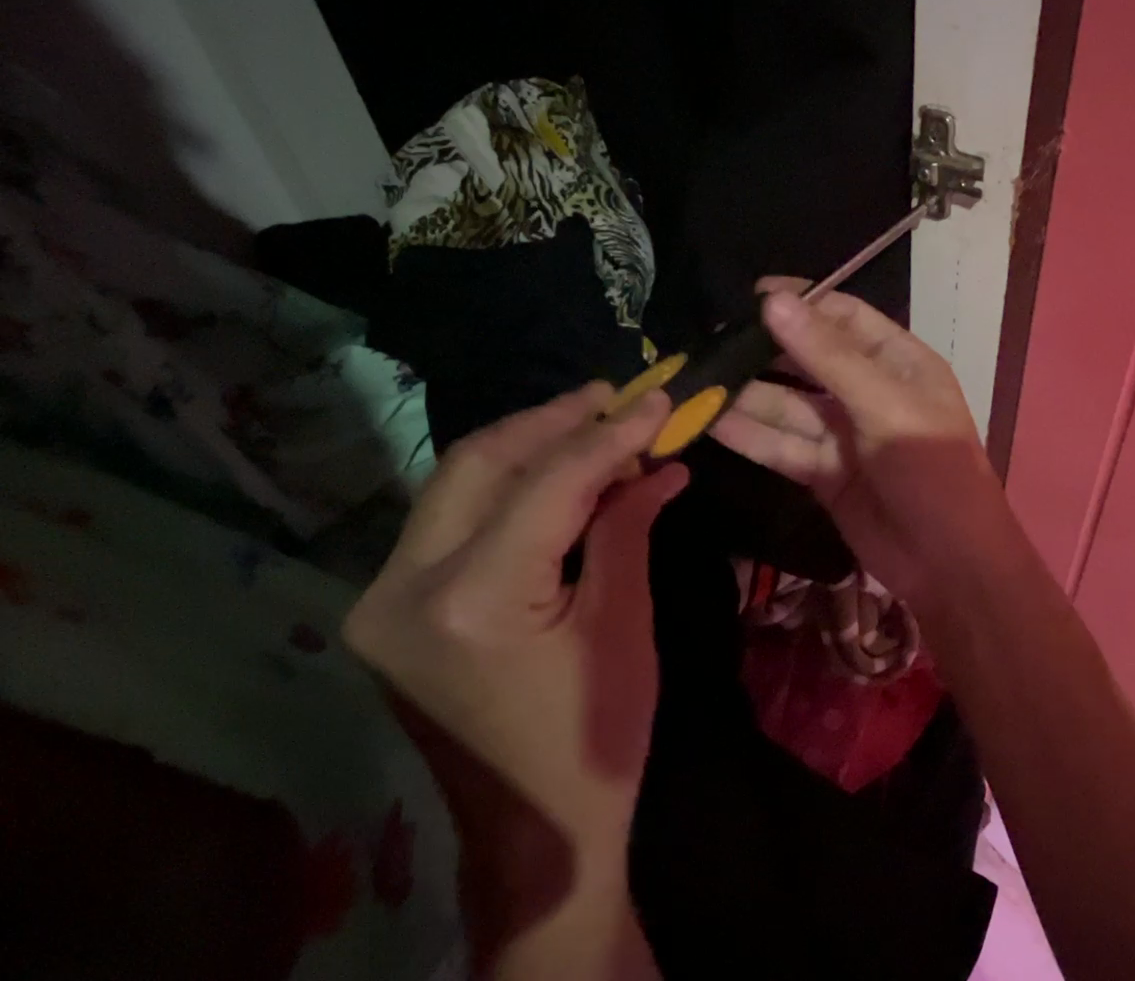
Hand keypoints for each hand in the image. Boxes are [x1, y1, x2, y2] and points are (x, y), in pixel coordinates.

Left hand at [344, 383, 686, 852]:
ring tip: (593, 424)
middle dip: (552, 421)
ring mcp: (381, 601)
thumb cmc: (597, 738)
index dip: (610, 435)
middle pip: (477, 465)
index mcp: (473, 601)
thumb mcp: (624, 629)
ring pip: (454, 487)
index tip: (659, 400)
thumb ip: (626, 530)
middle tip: (617, 398)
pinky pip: (448, 524)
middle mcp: (403, 589)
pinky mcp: (387, 612)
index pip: (547, 483)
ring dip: (526, 449)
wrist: (533, 830)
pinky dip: (504, 491)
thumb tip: (658, 463)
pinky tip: (553, 477)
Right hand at [710, 277, 1008, 603]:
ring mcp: (845, 435)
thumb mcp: (886, 405)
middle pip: (807, 361)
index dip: (800, 303)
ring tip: (693, 382)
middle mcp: (869, 392)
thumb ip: (827, 356)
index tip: (748, 296)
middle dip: (762, 352)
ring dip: (745, 397)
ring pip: (787, 407)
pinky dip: (749, 437)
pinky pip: (782, 447)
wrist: (950, 562)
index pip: (844, 318)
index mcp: (900, 363)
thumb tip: (772, 300)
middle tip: (706, 341)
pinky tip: (708, 423)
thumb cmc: (933, 470)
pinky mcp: (824, 475)